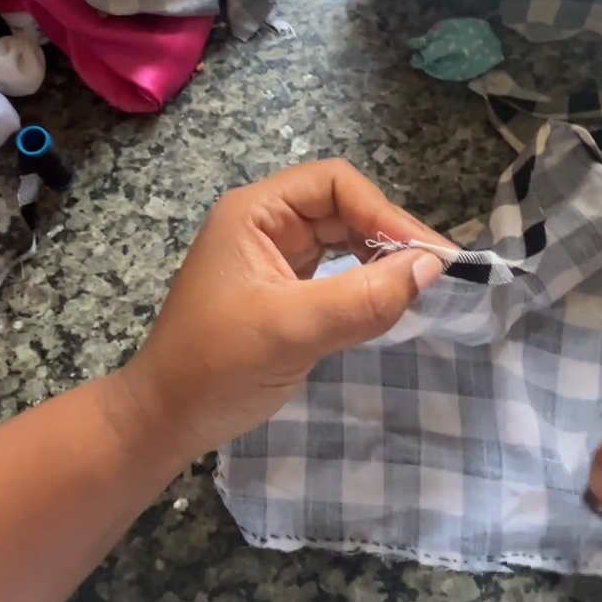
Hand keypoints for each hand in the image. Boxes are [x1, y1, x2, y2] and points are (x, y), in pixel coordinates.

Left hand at [112, 160, 447, 457]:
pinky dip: (363, 279)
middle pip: (340, 205)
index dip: (383, 211)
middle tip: (434, 271)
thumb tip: (431, 266)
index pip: (332, 183)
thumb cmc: (215, 367)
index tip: (426, 254)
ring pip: (340, 236)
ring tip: (418, 282)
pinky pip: (333, 268)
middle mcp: (264, 222)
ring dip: (378, 255)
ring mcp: (272, 254)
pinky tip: (385, 296)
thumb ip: (360, 298)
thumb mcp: (290, 330)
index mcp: (254, 212)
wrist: (166, 418)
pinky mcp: (281, 287)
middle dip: (386, 232)